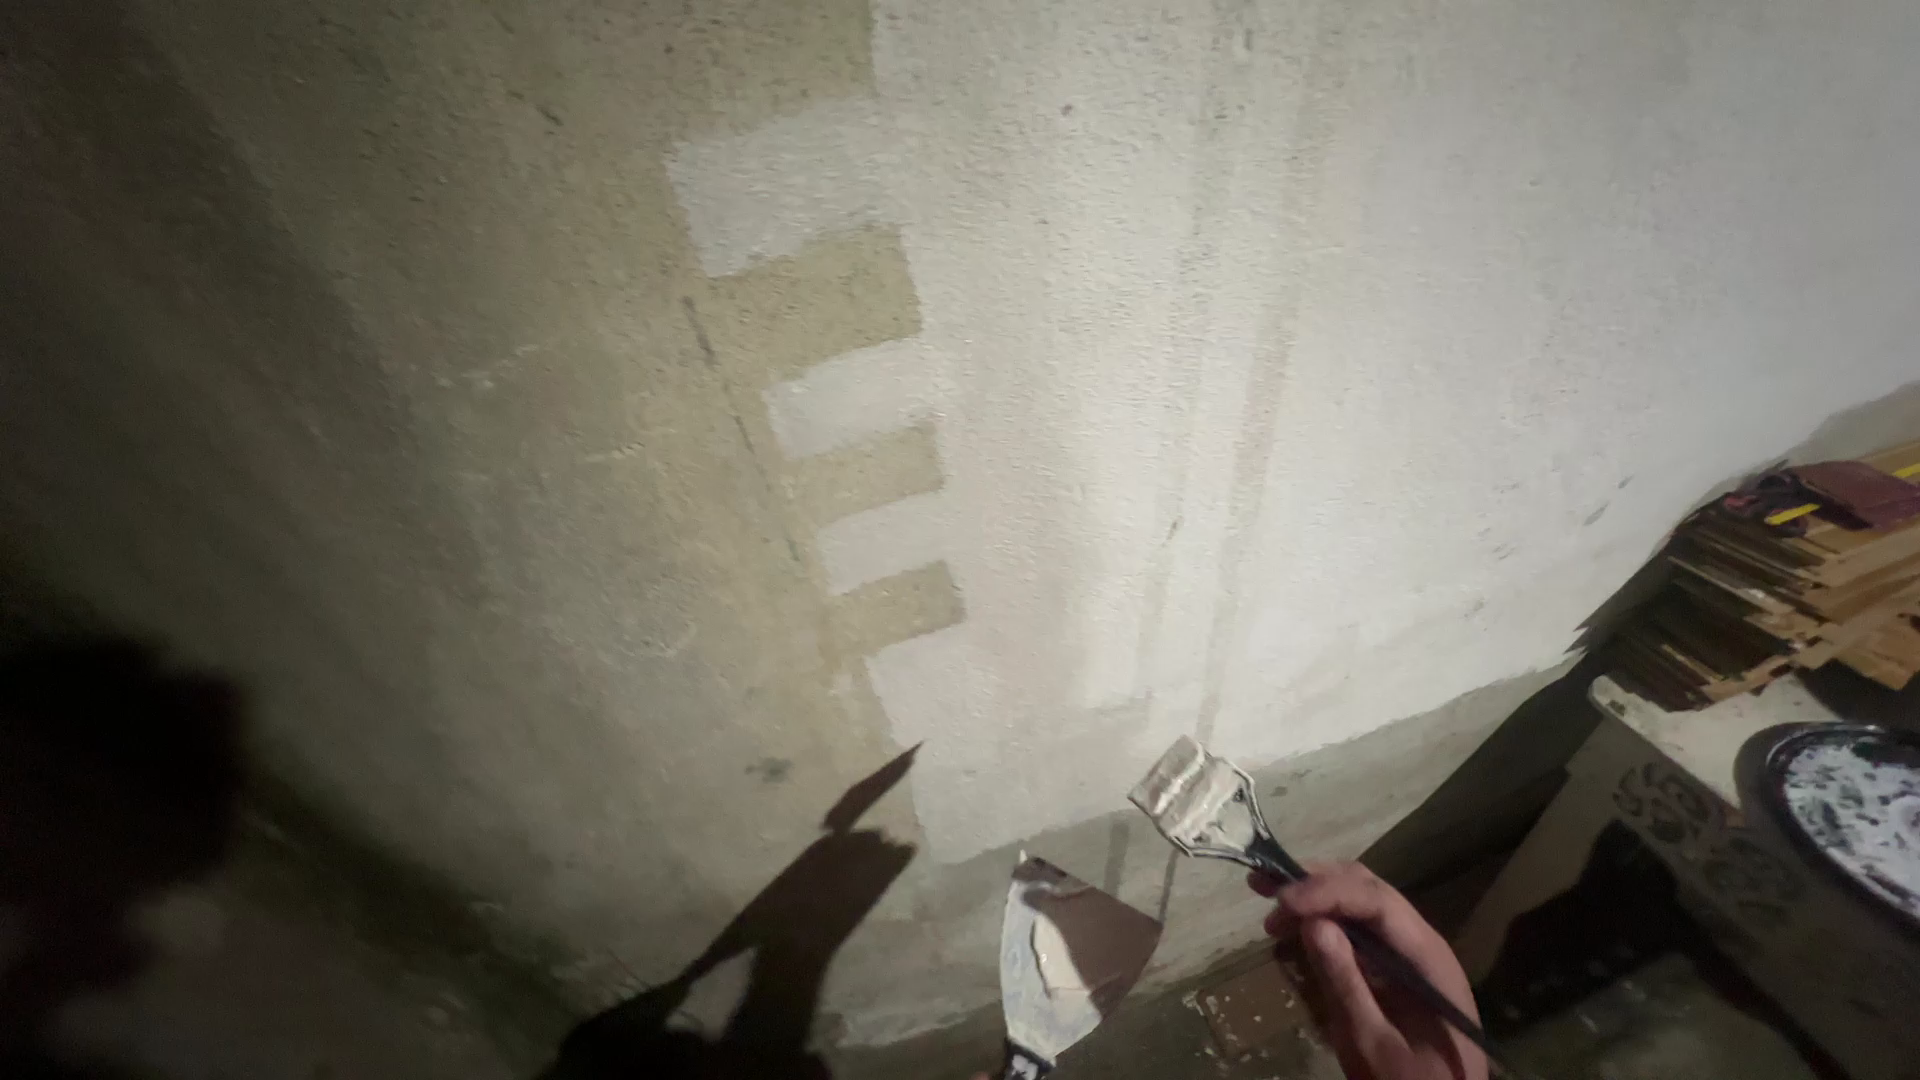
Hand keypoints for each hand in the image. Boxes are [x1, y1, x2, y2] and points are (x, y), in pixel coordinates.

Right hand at [1251, 863, 1486, 1079]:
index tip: (1283, 900)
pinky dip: (1318, 915)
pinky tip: (1290, 928)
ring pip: (1355, 896)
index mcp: (1427, 957)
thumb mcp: (1374, 1045)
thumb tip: (1313, 923)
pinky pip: (1351, 921)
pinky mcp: (1388, 959)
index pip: (1376, 901)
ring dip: (1311, 895)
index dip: (1327, 891)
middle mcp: (1418, 939)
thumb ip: (1347, 984)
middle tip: (1263, 887)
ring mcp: (1404, 947)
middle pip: (1364, 887)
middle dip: (1312, 882)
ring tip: (1270, 911)